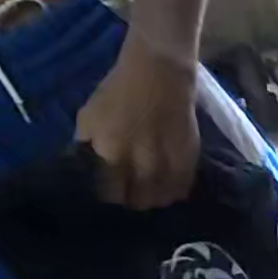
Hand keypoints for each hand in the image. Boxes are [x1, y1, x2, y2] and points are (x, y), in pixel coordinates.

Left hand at [75, 39, 199, 208]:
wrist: (160, 76)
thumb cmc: (119, 92)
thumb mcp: (89, 117)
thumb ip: (88, 146)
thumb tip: (87, 170)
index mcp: (112, 154)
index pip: (109, 194)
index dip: (107, 196)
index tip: (107, 192)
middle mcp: (143, 166)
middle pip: (138, 202)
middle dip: (131, 200)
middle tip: (128, 193)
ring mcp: (169, 166)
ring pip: (162, 200)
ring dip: (153, 198)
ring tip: (148, 191)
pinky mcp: (190, 163)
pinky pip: (182, 190)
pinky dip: (173, 192)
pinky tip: (166, 185)